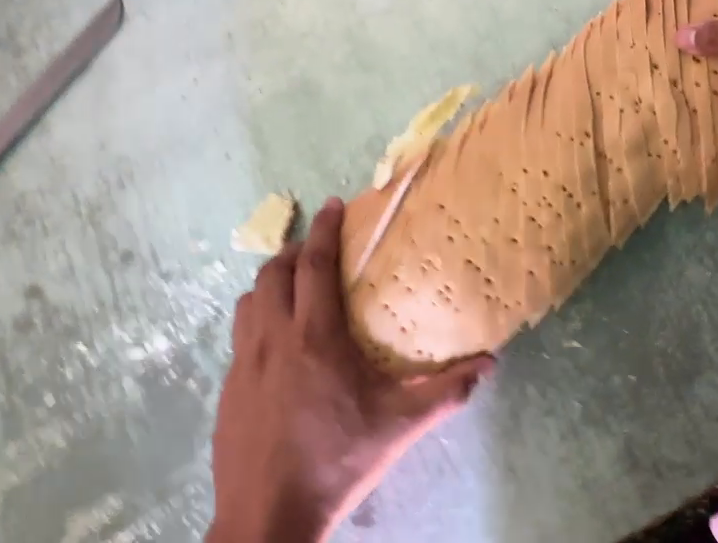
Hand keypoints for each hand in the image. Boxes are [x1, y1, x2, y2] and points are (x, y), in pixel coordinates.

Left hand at [208, 198, 492, 542]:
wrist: (267, 519)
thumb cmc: (338, 460)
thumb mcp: (400, 425)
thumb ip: (446, 390)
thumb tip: (490, 364)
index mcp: (315, 337)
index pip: (314, 265)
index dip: (324, 230)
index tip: (334, 206)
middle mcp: (274, 340)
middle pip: (273, 273)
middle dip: (295, 251)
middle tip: (319, 249)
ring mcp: (243, 365)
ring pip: (249, 301)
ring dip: (271, 283)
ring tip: (294, 288)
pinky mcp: (227, 390)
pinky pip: (240, 335)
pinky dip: (258, 319)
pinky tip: (278, 343)